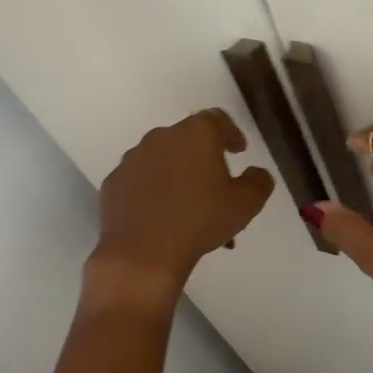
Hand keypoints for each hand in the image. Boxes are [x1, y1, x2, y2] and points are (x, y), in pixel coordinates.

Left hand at [86, 109, 274, 311]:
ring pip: (163, 160)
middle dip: (204, 157)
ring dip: (178, 175)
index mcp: (196, 134)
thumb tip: (256, 173)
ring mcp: (132, 160)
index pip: (217, 119)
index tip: (238, 151)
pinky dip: (154, 191)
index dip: (231, 133)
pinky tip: (163, 216)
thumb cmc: (201, 219)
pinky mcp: (113, 184)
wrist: (143, 253)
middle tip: (217, 183)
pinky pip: (141, 180)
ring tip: (190, 208)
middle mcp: (161, 138)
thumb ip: (259, 181)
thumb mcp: (247, 203)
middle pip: (187, 139)